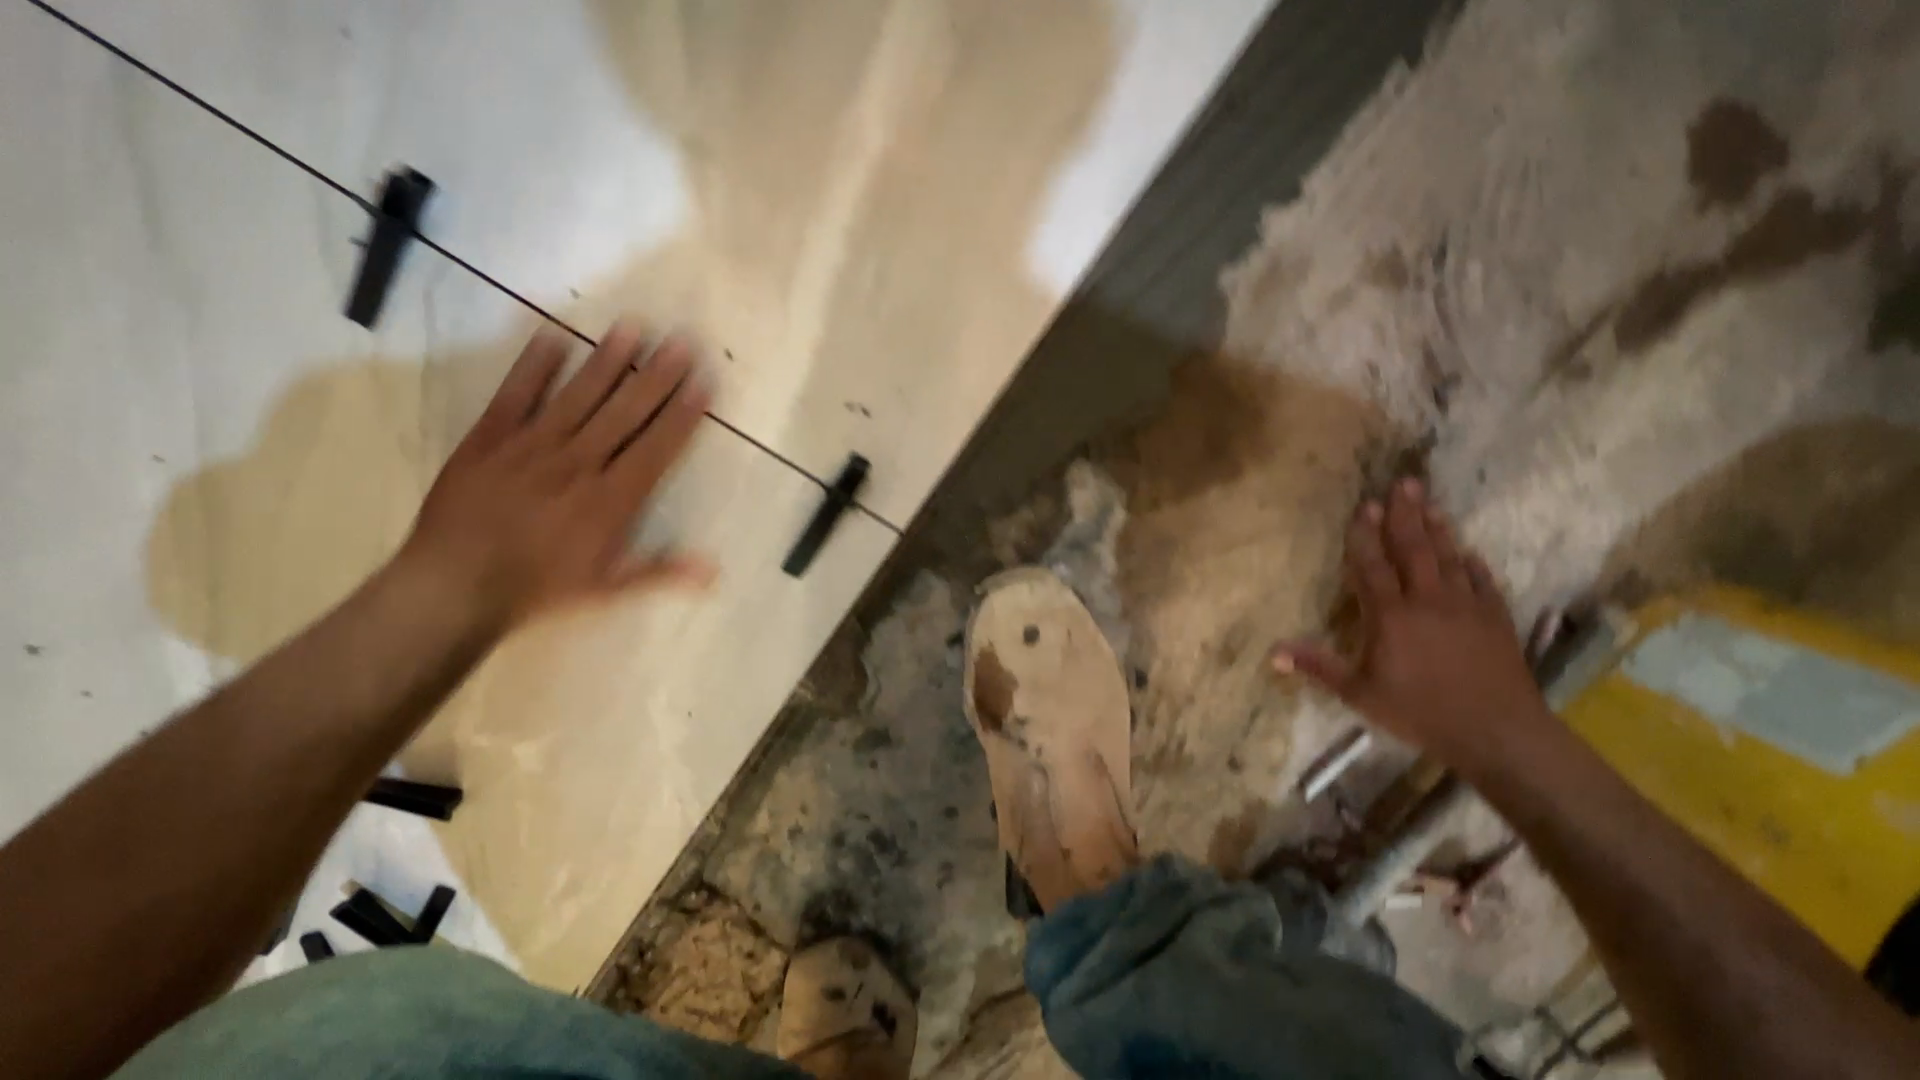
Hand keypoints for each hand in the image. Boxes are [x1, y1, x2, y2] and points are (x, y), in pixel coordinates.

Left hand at [397, 320, 715, 630]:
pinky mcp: (490, 437)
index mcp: (610, 498)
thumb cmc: (538, 589)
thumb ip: (662, 571)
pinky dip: (534, 365)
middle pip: (625, 411)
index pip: (656, 446)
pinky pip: (517, 394)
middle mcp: (579, 462)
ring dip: (608, 360)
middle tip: (681, 340)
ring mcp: (533, 445)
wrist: (454, 585)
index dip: (682, 413)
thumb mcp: (607, 589)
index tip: (703, 382)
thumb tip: (716, 569)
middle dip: (657, 375)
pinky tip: (554, 336)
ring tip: (632, 326)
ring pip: (579, 394)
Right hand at [1274, 479, 1555, 778]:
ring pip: (1449, 557)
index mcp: (1391, 615)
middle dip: (1405, 515)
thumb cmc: (1419, 712)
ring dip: (1438, 529)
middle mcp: (1428, 600)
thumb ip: (1319, 667)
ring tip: (1431, 504)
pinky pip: (1484, 582)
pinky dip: (1474, 564)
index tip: (1364, 506)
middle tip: (1404, 483)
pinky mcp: (1496, 619)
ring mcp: (1467, 606)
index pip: (1373, 566)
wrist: (1496, 731)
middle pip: (1414, 549)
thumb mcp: (1360, 694)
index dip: (1366, 536)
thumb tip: (1273, 652)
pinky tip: (1470, 552)